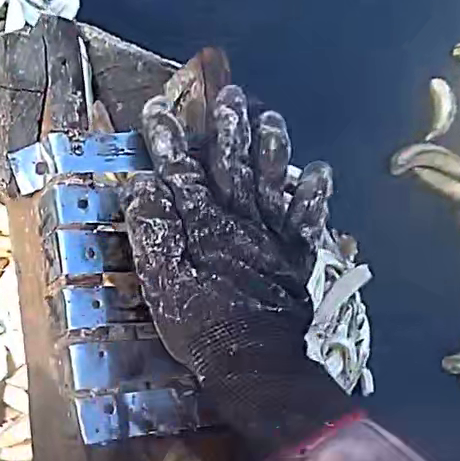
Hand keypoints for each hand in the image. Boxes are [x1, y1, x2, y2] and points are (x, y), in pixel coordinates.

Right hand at [126, 55, 357, 456]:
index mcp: (203, 228)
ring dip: (272, 147)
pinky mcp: (297, 255)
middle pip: (232, 166)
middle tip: (227, 94)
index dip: (168, 141)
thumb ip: (154, 235)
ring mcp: (273, 236)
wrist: (259, 365)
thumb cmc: (203, 329)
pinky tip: (318, 171)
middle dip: (227, 129)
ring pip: (273, 180)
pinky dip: (314, 193)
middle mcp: (240, 221)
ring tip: (271, 116)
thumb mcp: (163, 287)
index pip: (180, 173)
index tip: (156, 110)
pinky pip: (308, 216)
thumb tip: (141, 188)